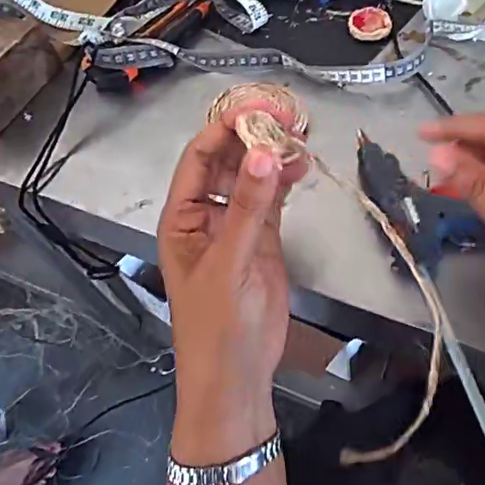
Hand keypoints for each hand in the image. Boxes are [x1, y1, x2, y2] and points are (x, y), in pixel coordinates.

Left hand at [158, 123, 305, 462]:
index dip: (225, 129)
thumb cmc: (218, 325)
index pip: (200, 159)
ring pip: (252, 178)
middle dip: (253, 137)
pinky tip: (301, 166)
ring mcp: (236, 226)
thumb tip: (264, 153)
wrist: (238, 375)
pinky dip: (285, 181)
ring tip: (301, 137)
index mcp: (183, 217)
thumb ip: (249, 209)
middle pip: (228, 162)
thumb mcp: (231, 264)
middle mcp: (207, 215)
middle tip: (288, 117)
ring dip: (272, 156)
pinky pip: (271, 199)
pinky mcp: (263, 240)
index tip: (259, 109)